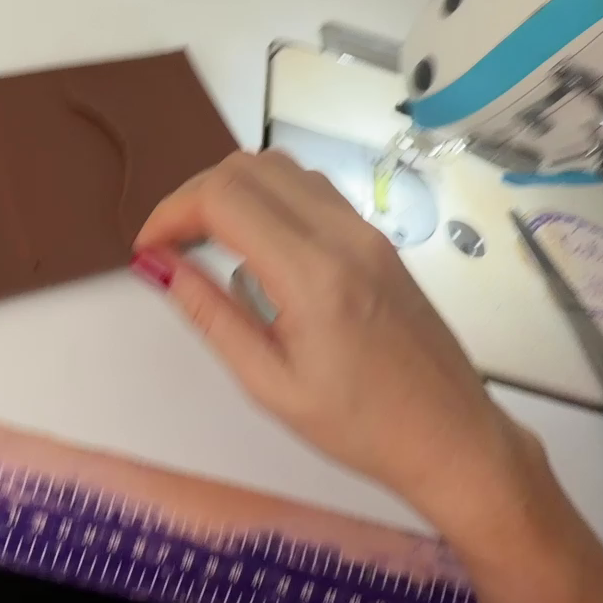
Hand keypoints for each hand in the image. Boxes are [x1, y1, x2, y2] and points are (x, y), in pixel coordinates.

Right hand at [134, 151, 541, 536]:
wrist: (453, 437)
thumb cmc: (359, 427)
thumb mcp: (268, 382)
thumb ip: (208, 313)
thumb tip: (156, 265)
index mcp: (313, 274)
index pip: (224, 198)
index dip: (171, 211)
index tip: (149, 247)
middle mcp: (342, 234)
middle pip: (245, 168)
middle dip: (193, 195)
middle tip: (171, 243)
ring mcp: (364, 228)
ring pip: (277, 165)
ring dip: (229, 188)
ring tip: (205, 237)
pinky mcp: (374, 234)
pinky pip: (308, 185)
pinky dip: (264, 193)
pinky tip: (253, 238)